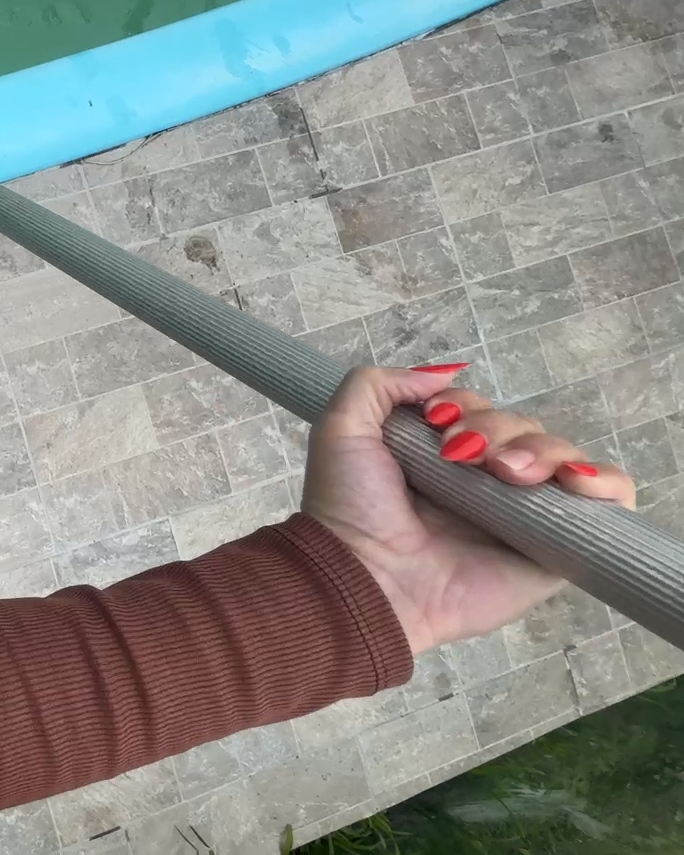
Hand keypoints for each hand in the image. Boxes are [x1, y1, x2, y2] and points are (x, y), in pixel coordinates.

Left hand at [303, 366, 636, 654]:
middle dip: (497, 427)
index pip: (470, 406)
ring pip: (561, 453)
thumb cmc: (348, 502)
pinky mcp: (556, 543)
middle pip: (517, 425)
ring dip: (542, 450)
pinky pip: (605, 501)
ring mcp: (518, 508)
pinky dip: (603, 481)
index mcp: (428, 449)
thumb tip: (441, 374)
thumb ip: (375, 386)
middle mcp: (474, 475)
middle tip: (464, 454)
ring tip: (506, 473)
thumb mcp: (339, 430)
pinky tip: (575, 483)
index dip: (462, 404)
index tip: (438, 421)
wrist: (370, 571)